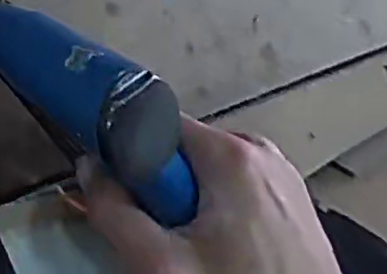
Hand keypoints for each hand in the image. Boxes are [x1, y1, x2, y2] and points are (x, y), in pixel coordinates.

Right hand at [79, 118, 341, 273]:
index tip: (133, 196)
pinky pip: (241, 193)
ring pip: (211, 175)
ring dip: (195, 206)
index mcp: (232, 152)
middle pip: (184, 153)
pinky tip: (229, 259)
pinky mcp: (299, 207)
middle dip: (168, 191)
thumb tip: (88, 167)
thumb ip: (114, 212)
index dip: (137, 162)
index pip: (157, 126)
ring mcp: (285, 179)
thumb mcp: (163, 267)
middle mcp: (262, 152)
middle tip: (173, 240)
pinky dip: (225, 217)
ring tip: (203, 256)